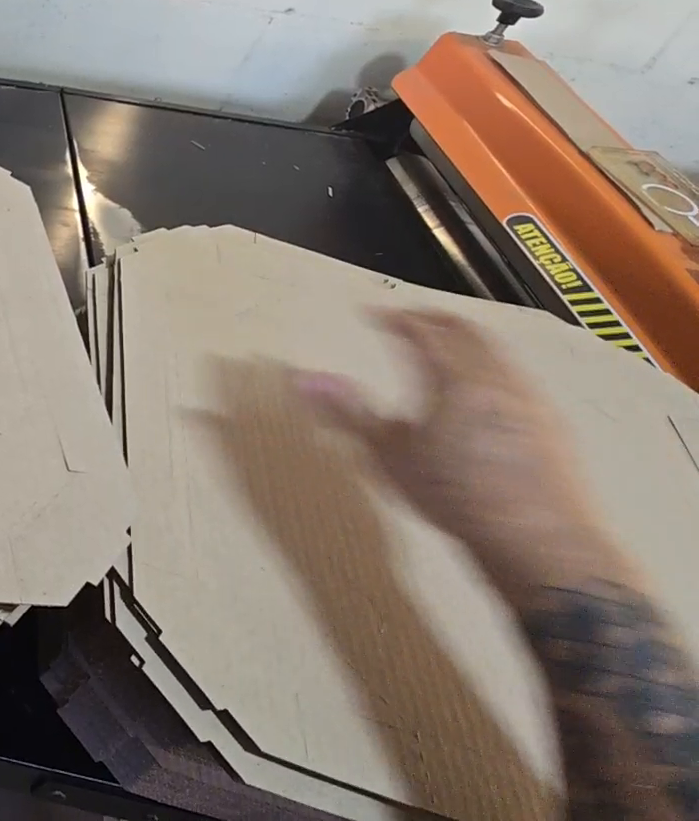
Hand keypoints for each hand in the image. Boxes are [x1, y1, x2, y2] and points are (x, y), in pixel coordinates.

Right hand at [293, 308, 600, 579]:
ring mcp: (532, 404)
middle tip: (411, 318)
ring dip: (470, 343)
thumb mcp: (386, 453)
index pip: (425, 333)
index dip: (397, 319)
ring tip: (447, 348)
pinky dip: (493, 368)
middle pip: (471, 336)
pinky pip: (519, 379)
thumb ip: (347, 410)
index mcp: (457, 381)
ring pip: (501, 356)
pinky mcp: (552, 429)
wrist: (537, 540)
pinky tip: (484, 391)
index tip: (372, 313)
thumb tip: (301, 378)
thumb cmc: (453, 494)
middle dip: (438, 321)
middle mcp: (500, 383)